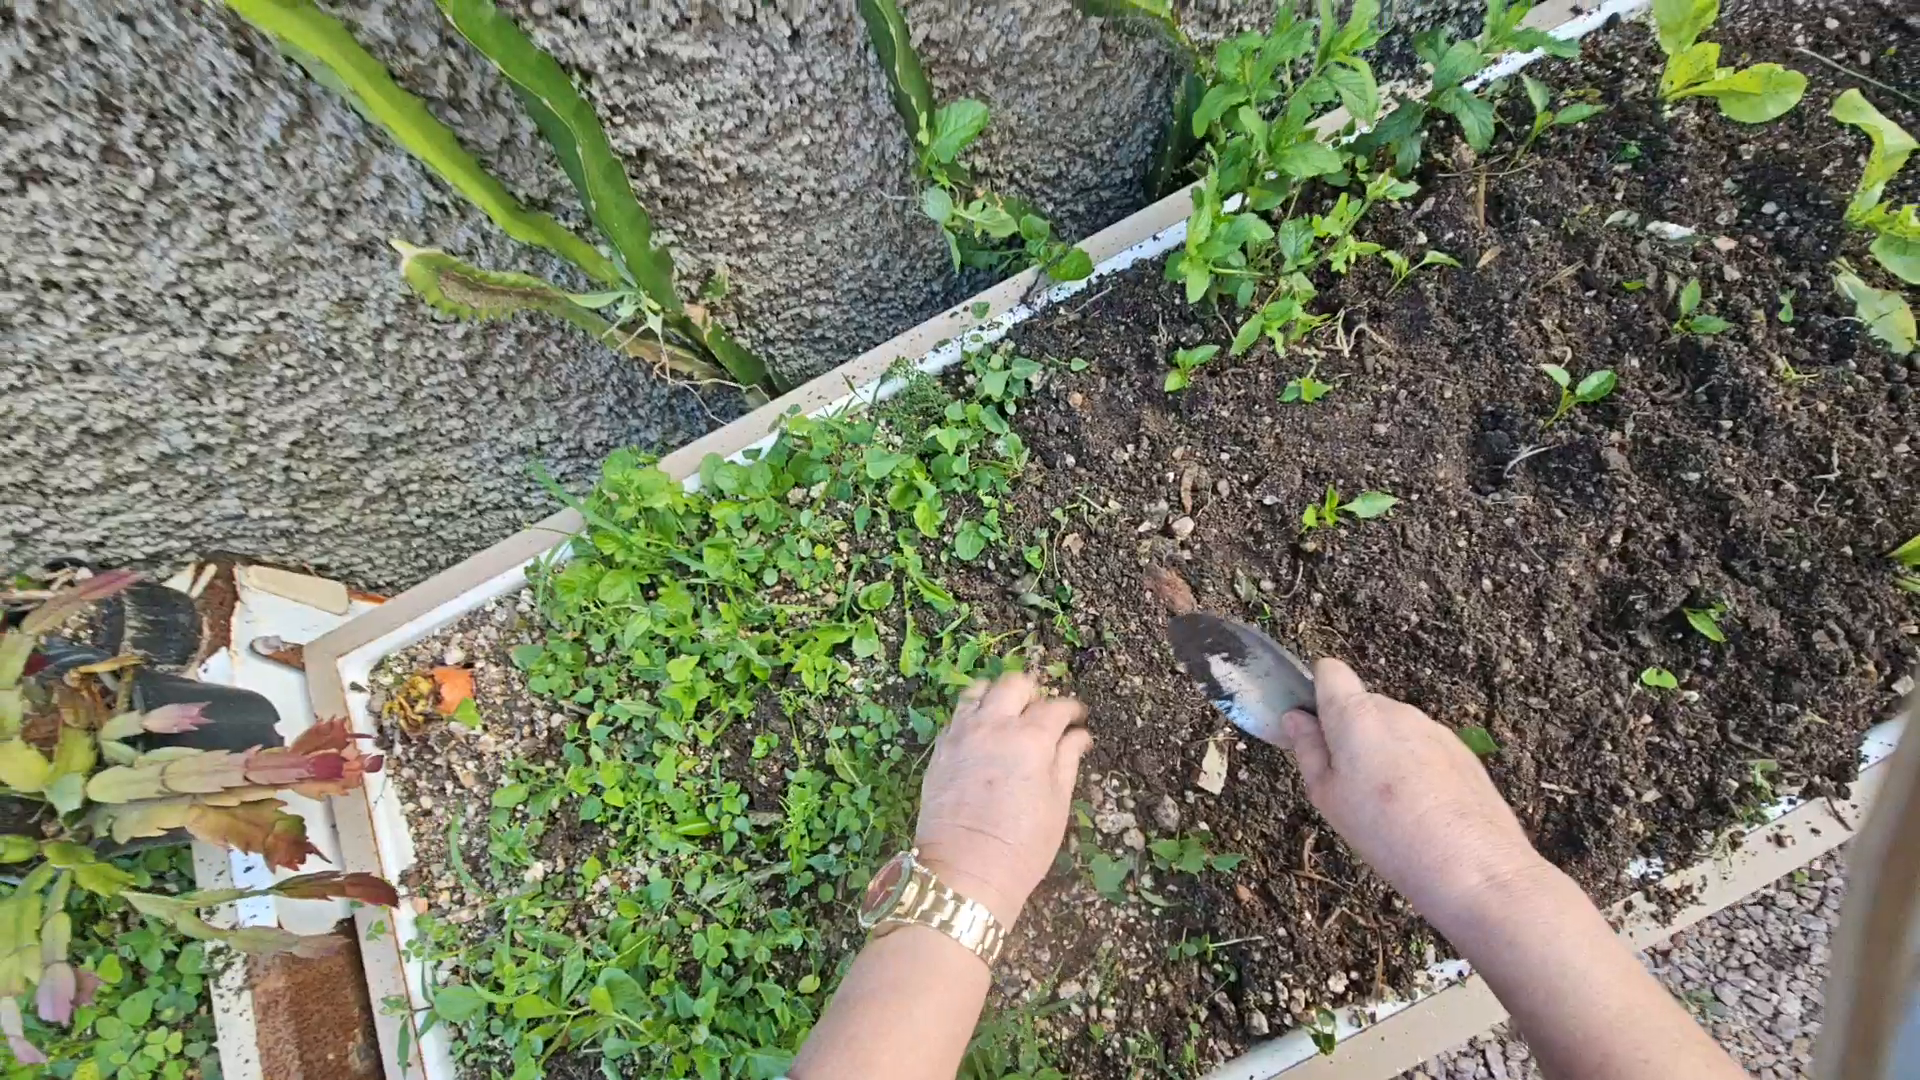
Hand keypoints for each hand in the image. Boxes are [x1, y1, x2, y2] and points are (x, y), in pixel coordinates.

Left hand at [914, 674, 1090, 925]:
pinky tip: (982, 734)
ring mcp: (962, 732)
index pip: (1055, 707)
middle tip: (1041, 712)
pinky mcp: (941, 747)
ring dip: (997, 696)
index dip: (1071, 709)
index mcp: (1030, 738)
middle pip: (1013, 684)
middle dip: (1033, 692)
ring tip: (1007, 714)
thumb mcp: (1057, 805)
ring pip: (979, 690)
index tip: (1077, 717)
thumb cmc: (1022, 846)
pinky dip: (974, 714)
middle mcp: (994, 725)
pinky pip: (958, 714)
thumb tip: (1078, 736)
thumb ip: (1067, 761)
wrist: (964, 871)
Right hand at [1275, 658, 1549, 922]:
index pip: (1329, 671)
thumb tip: (1296, 718)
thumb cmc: (1386, 831)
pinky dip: (1414, 766)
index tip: (1315, 727)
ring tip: (1388, 803)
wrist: (1475, 869)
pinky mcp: (1462, 752)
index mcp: (1355, 714)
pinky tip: (1421, 808)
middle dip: (1349, 731)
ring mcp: (1433, 729)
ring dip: (1383, 750)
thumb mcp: (1326, 795)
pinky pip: (1422, 747)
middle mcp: (1395, 710)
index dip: (1317, 690)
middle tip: (1347, 781)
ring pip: (1393, 728)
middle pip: (1361, 704)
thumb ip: (1307, 749)